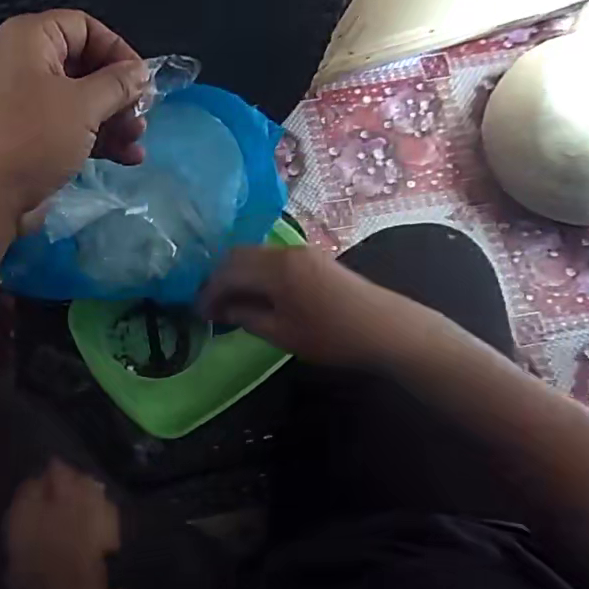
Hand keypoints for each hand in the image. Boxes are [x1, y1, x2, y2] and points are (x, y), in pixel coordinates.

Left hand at [0, 10, 150, 263]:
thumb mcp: (83, 106)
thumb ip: (118, 84)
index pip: (84, 27)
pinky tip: (126, 159)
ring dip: (113, 122)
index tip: (142, 81)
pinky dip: (97, 141)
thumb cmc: (31, 139)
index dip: (117, 50)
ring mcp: (25, 106)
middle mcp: (24, 66)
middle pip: (85, 68)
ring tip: (135, 144)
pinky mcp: (28, 141)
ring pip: (81, 104)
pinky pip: (70, 131)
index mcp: (29, 40)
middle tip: (141, 119)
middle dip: (118, 94)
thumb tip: (142, 72)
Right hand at [198, 245, 430, 367]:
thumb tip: (221, 309)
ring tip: (230, 303)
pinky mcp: (313, 259)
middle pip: (238, 256)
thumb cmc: (333, 336)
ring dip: (237, 275)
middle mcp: (285, 252)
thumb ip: (246, 316)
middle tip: (210, 306)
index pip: (227, 272)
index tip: (198, 313)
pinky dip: (255, 274)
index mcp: (276, 269)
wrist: (390, 329)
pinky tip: (255, 295)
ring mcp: (302, 252)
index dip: (208, 292)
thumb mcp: (282, 333)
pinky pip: (271, 259)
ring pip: (255, 256)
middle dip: (218, 279)